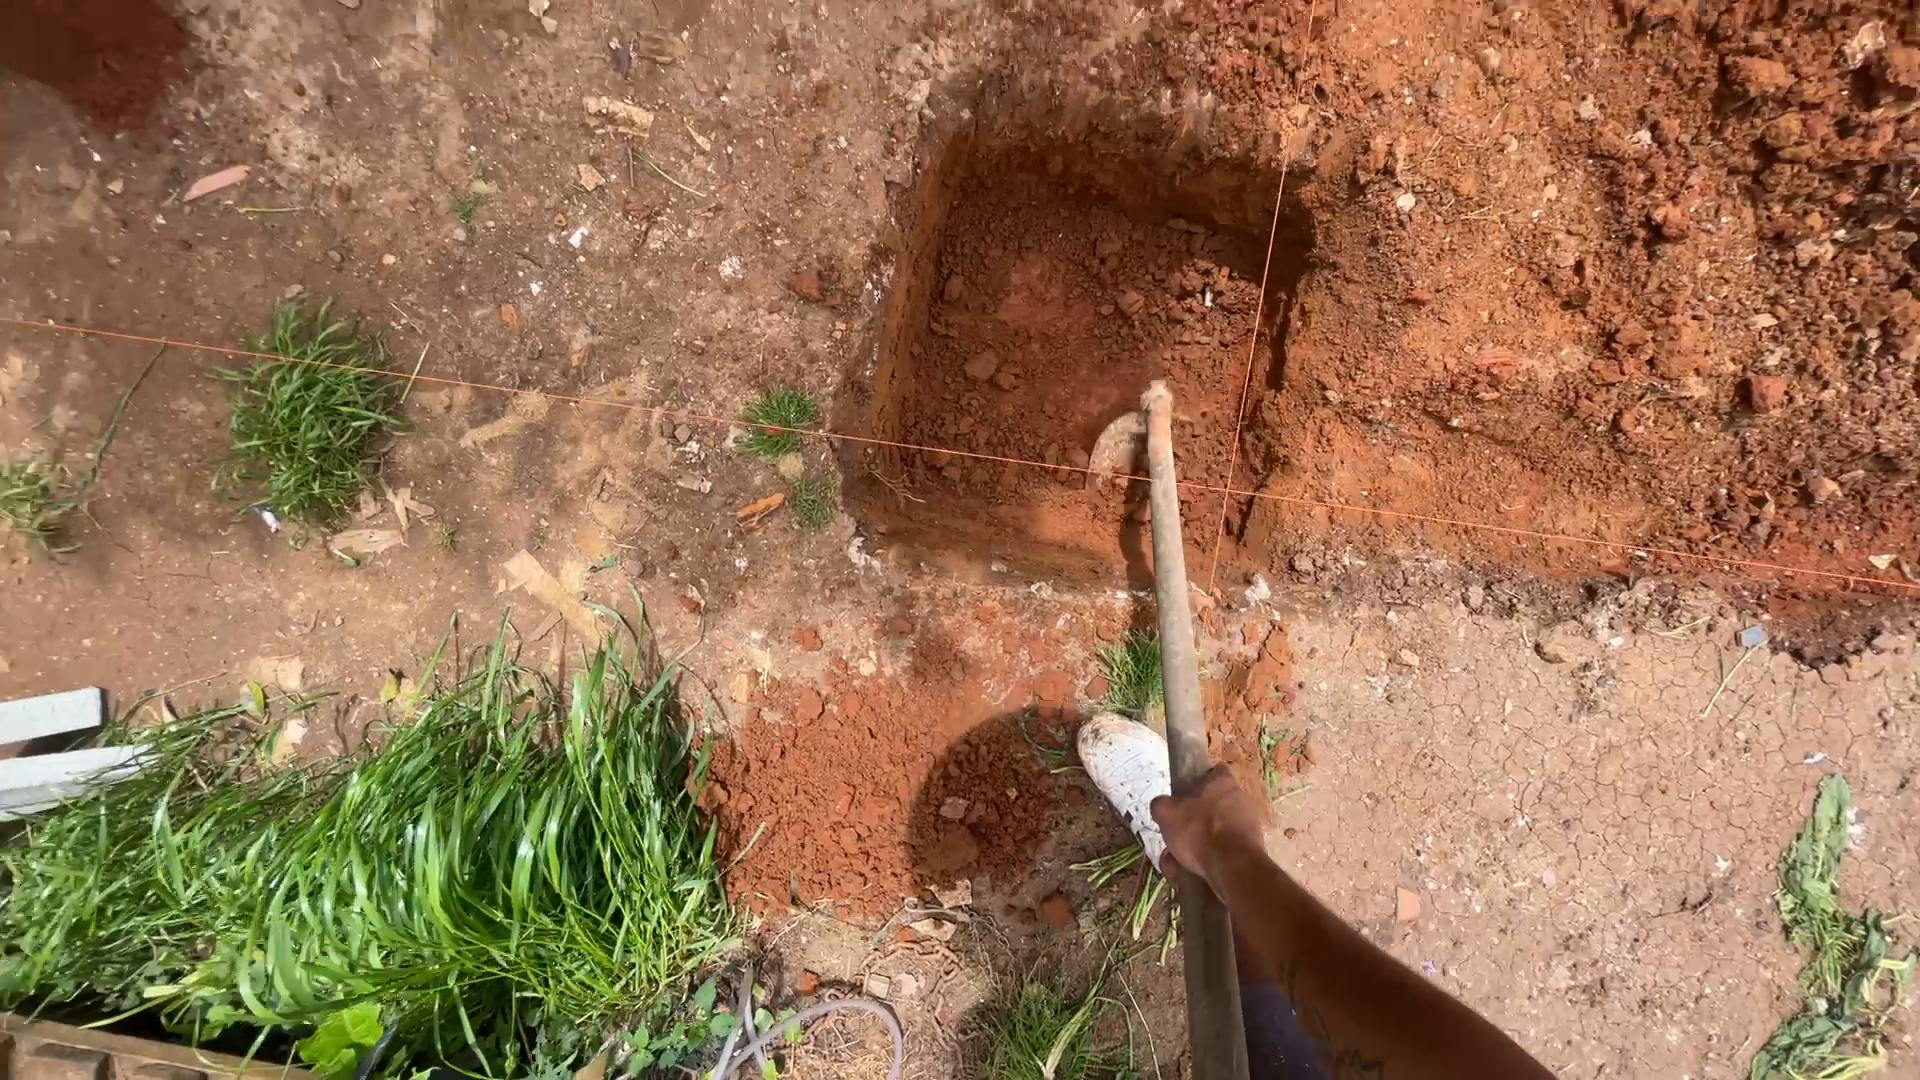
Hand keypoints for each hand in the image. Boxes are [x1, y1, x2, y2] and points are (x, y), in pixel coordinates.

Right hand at [1149, 765, 1267, 890]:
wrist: (1233, 869)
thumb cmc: (1199, 829)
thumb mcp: (1166, 811)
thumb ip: (1161, 805)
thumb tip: (1162, 807)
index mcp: (1223, 783)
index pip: (1213, 772)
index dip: (1196, 782)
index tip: (1182, 796)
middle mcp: (1240, 801)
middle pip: (1208, 810)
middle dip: (1188, 827)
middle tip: (1173, 839)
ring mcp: (1248, 829)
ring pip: (1211, 837)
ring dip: (1192, 851)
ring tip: (1176, 866)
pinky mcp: (1250, 855)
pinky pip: (1220, 856)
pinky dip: (1204, 866)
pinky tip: (1188, 877)